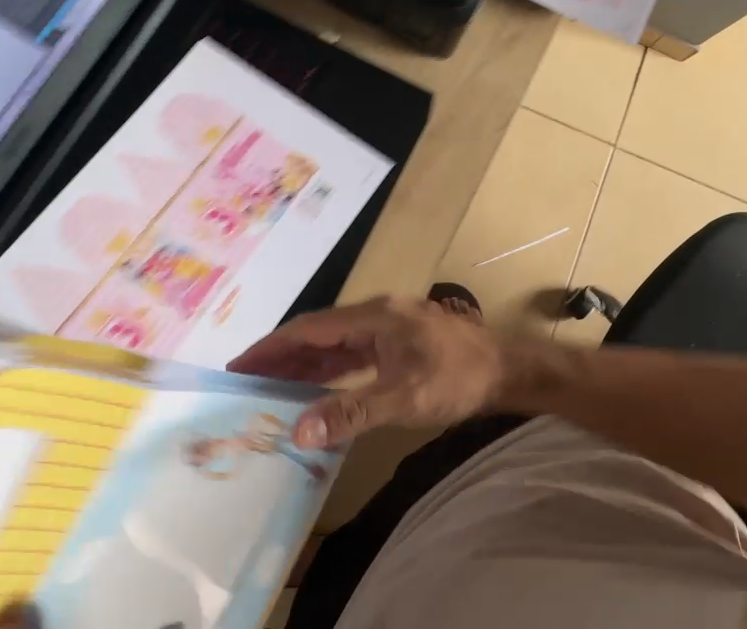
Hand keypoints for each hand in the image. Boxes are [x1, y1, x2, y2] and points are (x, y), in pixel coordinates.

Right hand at [226, 297, 505, 448]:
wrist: (509, 369)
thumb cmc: (458, 378)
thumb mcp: (403, 398)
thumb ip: (351, 412)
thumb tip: (298, 431)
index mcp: (376, 316)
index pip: (311, 328)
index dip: (272, 348)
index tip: (238, 368)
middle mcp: (380, 314)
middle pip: (321, 333)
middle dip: (283, 357)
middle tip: (245, 384)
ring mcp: (394, 327)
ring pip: (338, 343)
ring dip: (307, 364)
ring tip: (271, 389)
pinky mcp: (404, 342)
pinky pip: (357, 353)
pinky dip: (333, 370)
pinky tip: (318, 390)